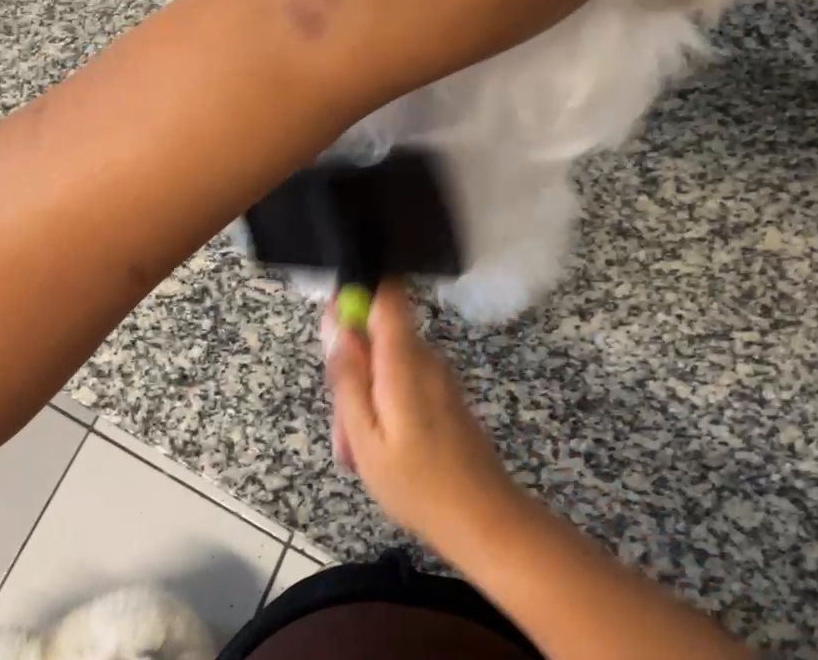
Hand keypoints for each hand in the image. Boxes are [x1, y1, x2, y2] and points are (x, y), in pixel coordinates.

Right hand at [323, 282, 524, 545]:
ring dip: (364, 395)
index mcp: (403, 361)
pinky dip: (384, 408)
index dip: (355, 297)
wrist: (485, 522)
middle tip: (343, 422)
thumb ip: (348, 378)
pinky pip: (402, 383)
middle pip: (377, 334)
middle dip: (350, 366)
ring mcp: (437, 377)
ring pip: (385, 364)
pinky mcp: (443, 397)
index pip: (386, 294)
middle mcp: (424, 358)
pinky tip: (379, 451)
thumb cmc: (417, 485)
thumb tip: (336, 328)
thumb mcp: (364, 437)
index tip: (332, 329)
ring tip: (358, 448)